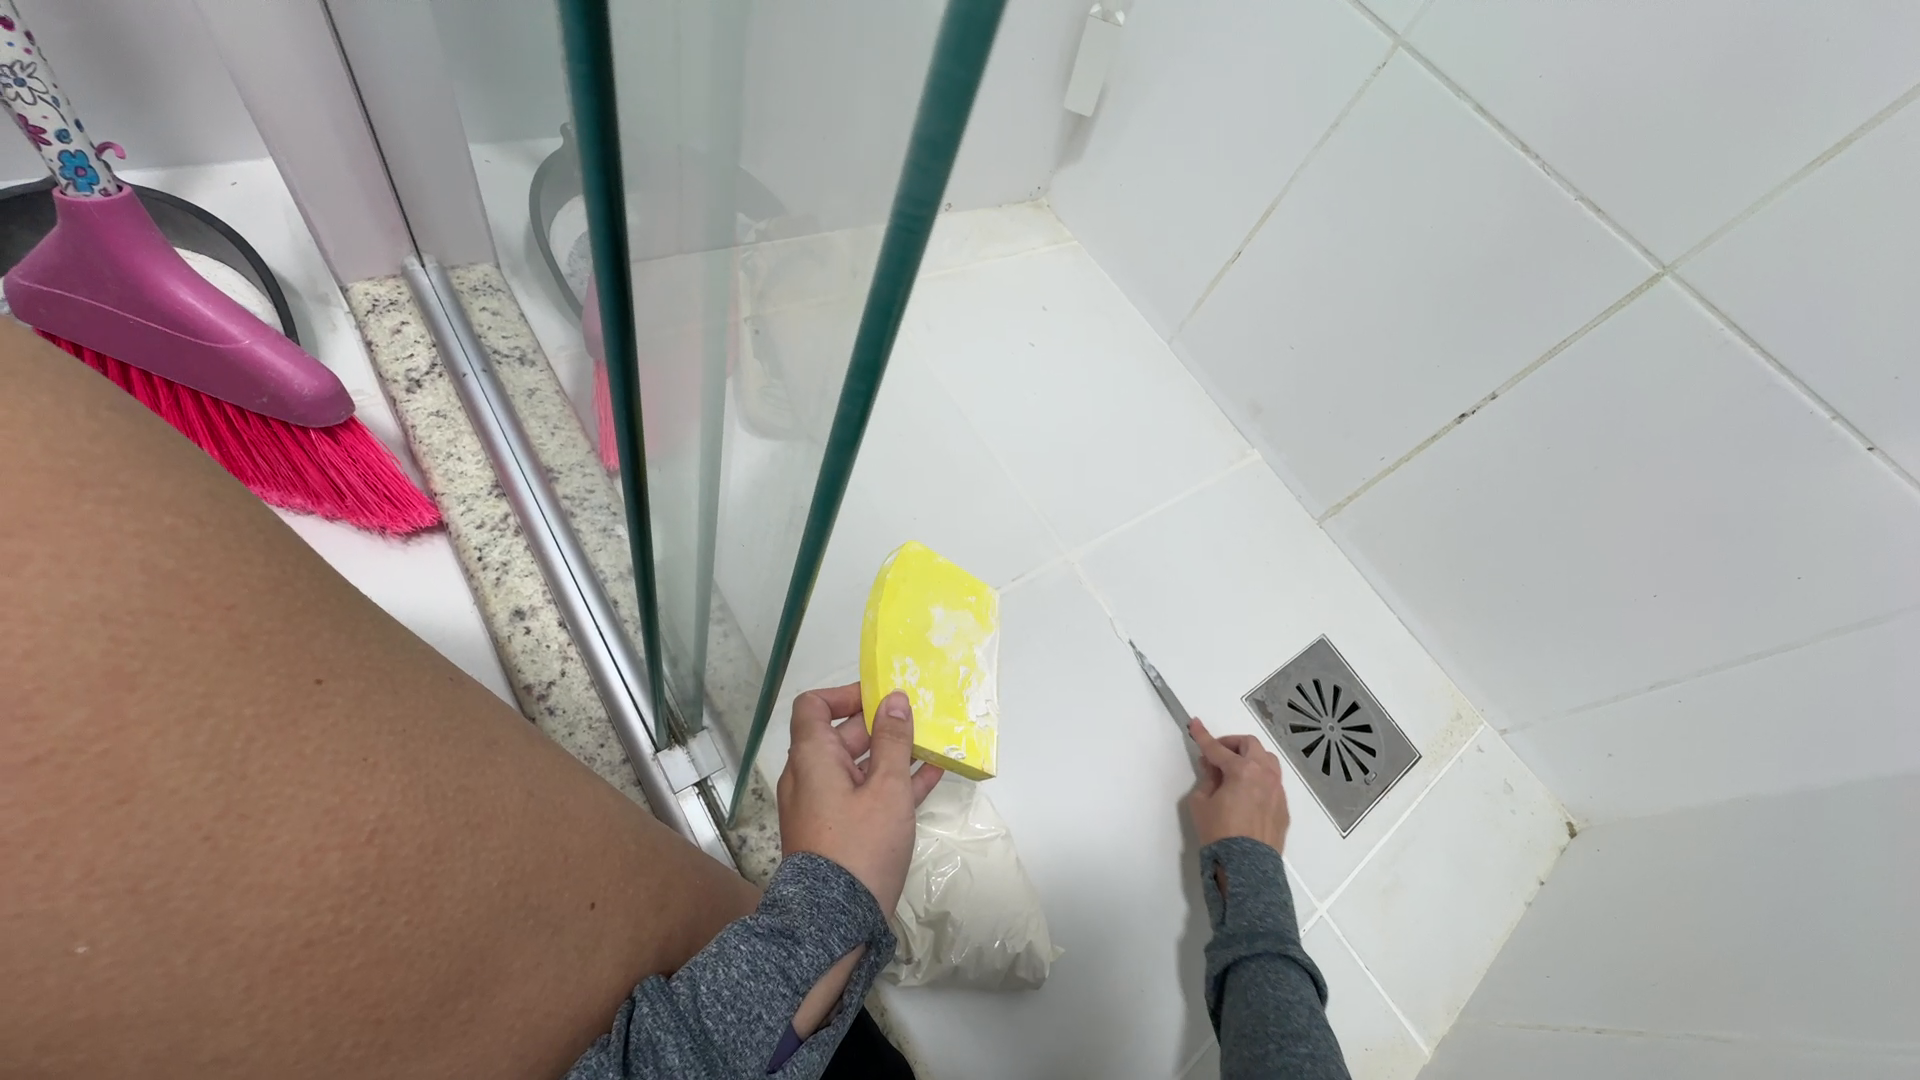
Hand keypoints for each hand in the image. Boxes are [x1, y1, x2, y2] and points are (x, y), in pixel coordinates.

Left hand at [778, 683, 943, 914]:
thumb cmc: (861, 845)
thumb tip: (894, 700)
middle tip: (918, 718)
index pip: (814, 706)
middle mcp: (809, 776)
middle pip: (841, 735)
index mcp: (812, 757)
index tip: (880, 697)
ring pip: (857, 766)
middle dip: (880, 725)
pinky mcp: (836, 831)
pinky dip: (890, 783)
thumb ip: (893, 740)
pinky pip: (863, 794)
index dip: (845, 695)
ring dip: (892, 754)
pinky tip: (930, 777)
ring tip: (932, 744)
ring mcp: (822, 806)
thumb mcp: (887, 788)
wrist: (835, 925)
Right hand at [1185, 717, 1290, 854]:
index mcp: (1242, 771)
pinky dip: (1259, 778)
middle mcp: (1264, 775)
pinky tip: (1246, 792)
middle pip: (1250, 745)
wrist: (1246, 867)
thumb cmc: (1218, 833)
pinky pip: (1272, 782)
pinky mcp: (1283, 807)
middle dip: (1231, 744)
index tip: (1194, 724)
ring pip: (1267, 760)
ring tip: (1235, 770)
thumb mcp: (1201, 803)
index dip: (1203, 735)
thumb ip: (1207, 779)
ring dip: (1250, 757)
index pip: (1217, 748)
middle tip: (1216, 754)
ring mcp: (1277, 790)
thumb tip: (1213, 768)